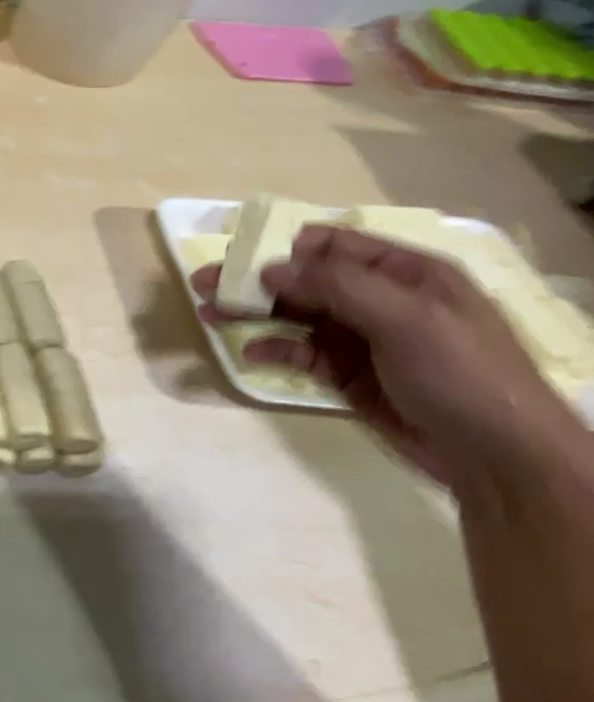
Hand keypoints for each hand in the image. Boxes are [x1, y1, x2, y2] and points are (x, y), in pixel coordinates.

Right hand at [191, 224, 581, 486]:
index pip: (337, 245)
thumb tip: (270, 269)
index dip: (288, 248)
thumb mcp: (408, 320)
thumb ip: (338, 288)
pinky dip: (270, 349)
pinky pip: (298, 352)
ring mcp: (362, 337)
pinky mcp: (346, 373)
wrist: (496, 455)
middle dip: (254, 279)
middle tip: (204, 284)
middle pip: (305, 279)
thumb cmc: (463, 375)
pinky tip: (250, 353)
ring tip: (209, 313)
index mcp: (408, 275)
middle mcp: (381, 299)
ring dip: (252, 311)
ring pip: (294, 314)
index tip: (242, 259)